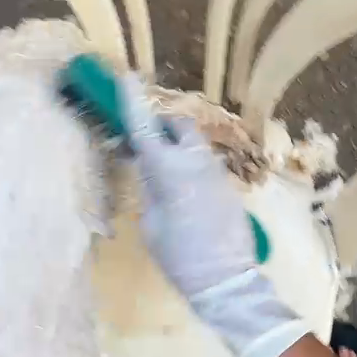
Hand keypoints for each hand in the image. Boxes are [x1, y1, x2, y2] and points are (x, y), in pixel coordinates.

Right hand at [119, 76, 309, 356]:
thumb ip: (149, 189)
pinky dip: (191, 167)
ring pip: (195, 146)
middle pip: (179, 128)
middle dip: (163, 129)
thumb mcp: (151, 224)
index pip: (146, 128)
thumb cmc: (179, 257)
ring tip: (164, 175)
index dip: (133, 102)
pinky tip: (185, 194)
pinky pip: (205, 165)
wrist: (227, 280)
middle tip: (147, 147)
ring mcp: (216, 173)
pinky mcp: (228, 186)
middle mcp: (196, 163)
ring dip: (178, 149)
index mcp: (169, 171)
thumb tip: (148, 169)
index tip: (127, 77)